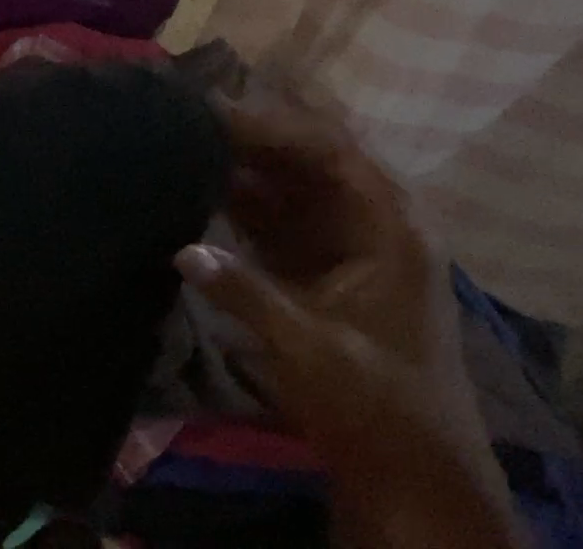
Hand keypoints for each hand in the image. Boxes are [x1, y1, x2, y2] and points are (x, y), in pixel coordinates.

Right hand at [175, 95, 522, 547]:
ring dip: (237, 164)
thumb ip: (246, 293)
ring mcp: (337, 248)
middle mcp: (366, 228)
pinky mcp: (309, 269)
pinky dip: (233, 199)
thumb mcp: (311, 347)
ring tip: (177, 140)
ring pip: (285, 186)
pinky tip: (190, 187)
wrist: (405, 469)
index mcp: (388, 234)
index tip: (214, 113)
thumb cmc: (374, 402)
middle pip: (308, 161)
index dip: (279, 128)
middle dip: (251, 136)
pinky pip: (269, 217)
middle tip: (184, 116)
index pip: (337, 155)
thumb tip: (183, 249)